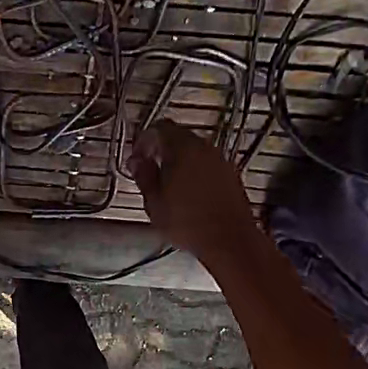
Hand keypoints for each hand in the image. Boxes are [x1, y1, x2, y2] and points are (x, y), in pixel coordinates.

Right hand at [128, 120, 261, 263]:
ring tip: (167, 186)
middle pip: (178, 137)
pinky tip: (187, 194)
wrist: (228, 240)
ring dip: (178, 162)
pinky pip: (207, 165)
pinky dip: (194, 172)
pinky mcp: (230, 175)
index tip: (137, 157)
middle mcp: (204, 148)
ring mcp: (220, 160)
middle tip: (149, 170)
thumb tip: (136, 162)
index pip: (160, 127)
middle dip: (161, 150)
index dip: (145, 140)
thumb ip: (143, 175)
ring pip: (194, 152)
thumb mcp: (154, 201)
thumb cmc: (189, 222)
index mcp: (182, 148)